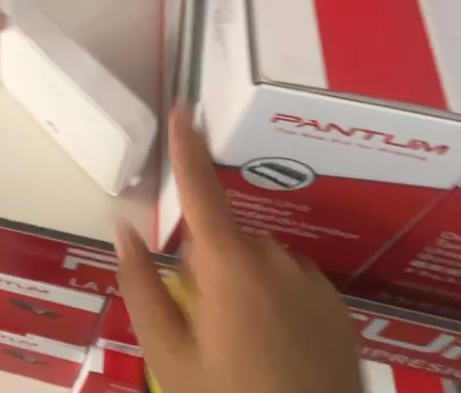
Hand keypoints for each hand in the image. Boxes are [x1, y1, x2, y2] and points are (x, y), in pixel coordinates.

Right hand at [114, 106, 363, 392]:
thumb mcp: (168, 354)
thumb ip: (141, 283)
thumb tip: (123, 226)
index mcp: (228, 264)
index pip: (200, 189)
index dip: (187, 145)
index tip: (183, 105)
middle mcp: (273, 257)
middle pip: (223, 237)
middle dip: (205, 264)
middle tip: (201, 326)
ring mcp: (310, 280)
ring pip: (256, 261)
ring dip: (241, 284)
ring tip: (242, 348)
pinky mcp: (337, 305)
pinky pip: (289, 282)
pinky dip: (275, 300)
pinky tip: (277, 351)